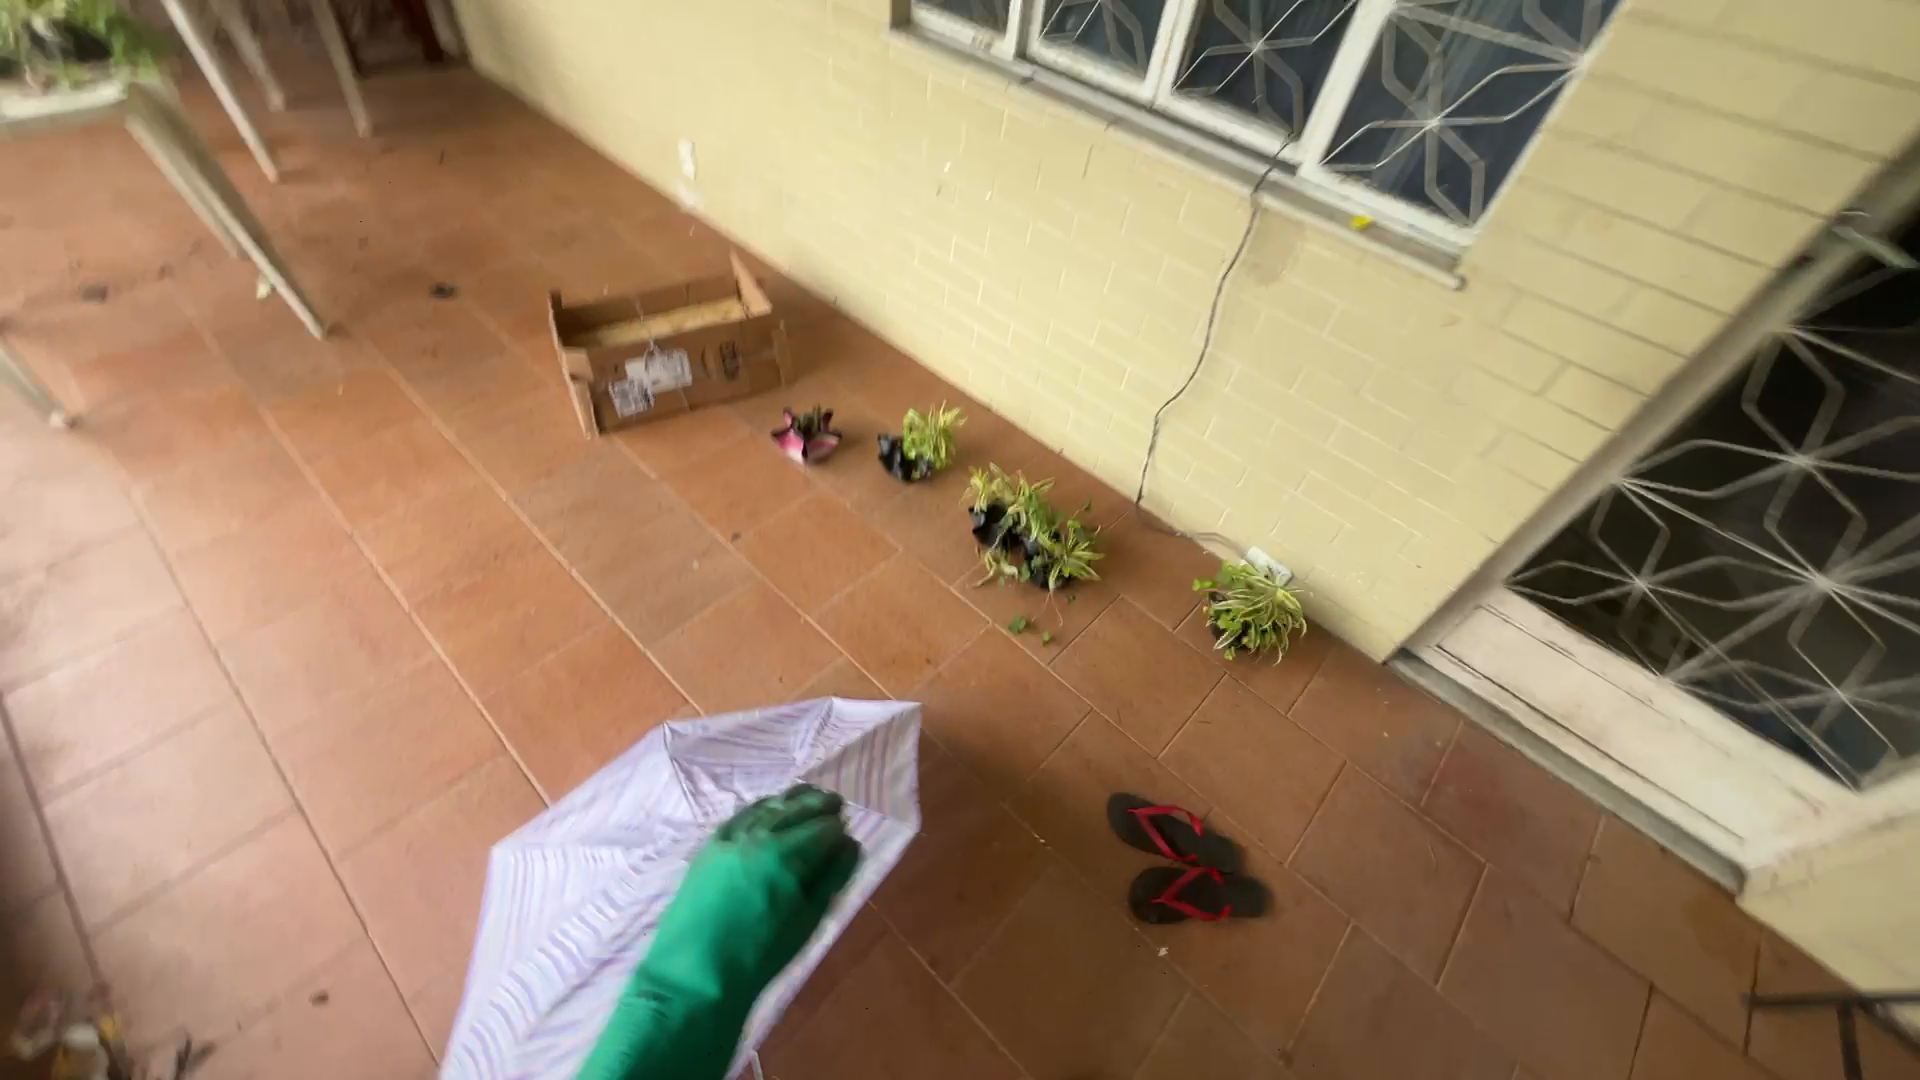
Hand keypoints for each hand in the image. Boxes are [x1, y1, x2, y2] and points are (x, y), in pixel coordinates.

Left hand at [648, 784, 861, 997]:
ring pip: (771, 806)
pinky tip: (771, 805)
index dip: (839, 830)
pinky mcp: (711, 844)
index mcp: (787, 857)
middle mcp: (760, 837)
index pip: (824, 829)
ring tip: (810, 796)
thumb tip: (851, 845)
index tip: (847, 834)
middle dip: (821, 805)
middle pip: (798, 809)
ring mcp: (732, 838)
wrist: (694, 977)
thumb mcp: (806, 922)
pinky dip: (762, 806)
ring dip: (794, 800)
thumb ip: (832, 878)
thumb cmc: (758, 957)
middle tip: (837, 804)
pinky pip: (742, 814)